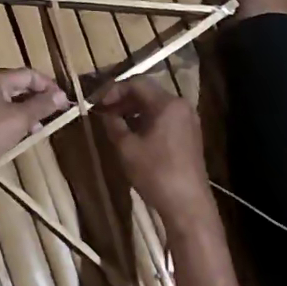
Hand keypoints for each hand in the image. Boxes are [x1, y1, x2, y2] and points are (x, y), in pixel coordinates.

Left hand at [0, 69, 68, 181]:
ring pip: (5, 102)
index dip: (49, 86)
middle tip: (52, 114)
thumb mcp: (21, 118)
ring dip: (24, 112)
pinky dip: (9, 120)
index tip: (63, 101)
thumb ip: (42, 105)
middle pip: (16, 86)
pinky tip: (17, 135)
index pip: (29, 74)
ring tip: (37, 128)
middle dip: (37, 99)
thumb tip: (62, 96)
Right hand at [95, 78, 213, 222]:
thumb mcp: (127, 148)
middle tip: (102, 111)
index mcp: (168, 104)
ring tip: (114, 122)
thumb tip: (105, 114)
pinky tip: (134, 133)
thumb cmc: (156, 173)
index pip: (138, 83)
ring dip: (135, 110)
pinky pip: (166, 118)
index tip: (96, 102)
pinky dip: (148, 120)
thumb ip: (114, 125)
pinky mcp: (190, 134)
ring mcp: (189, 120)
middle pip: (149, 93)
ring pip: (157, 106)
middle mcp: (182, 106)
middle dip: (124, 99)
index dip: (114, 90)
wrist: (188, 202)